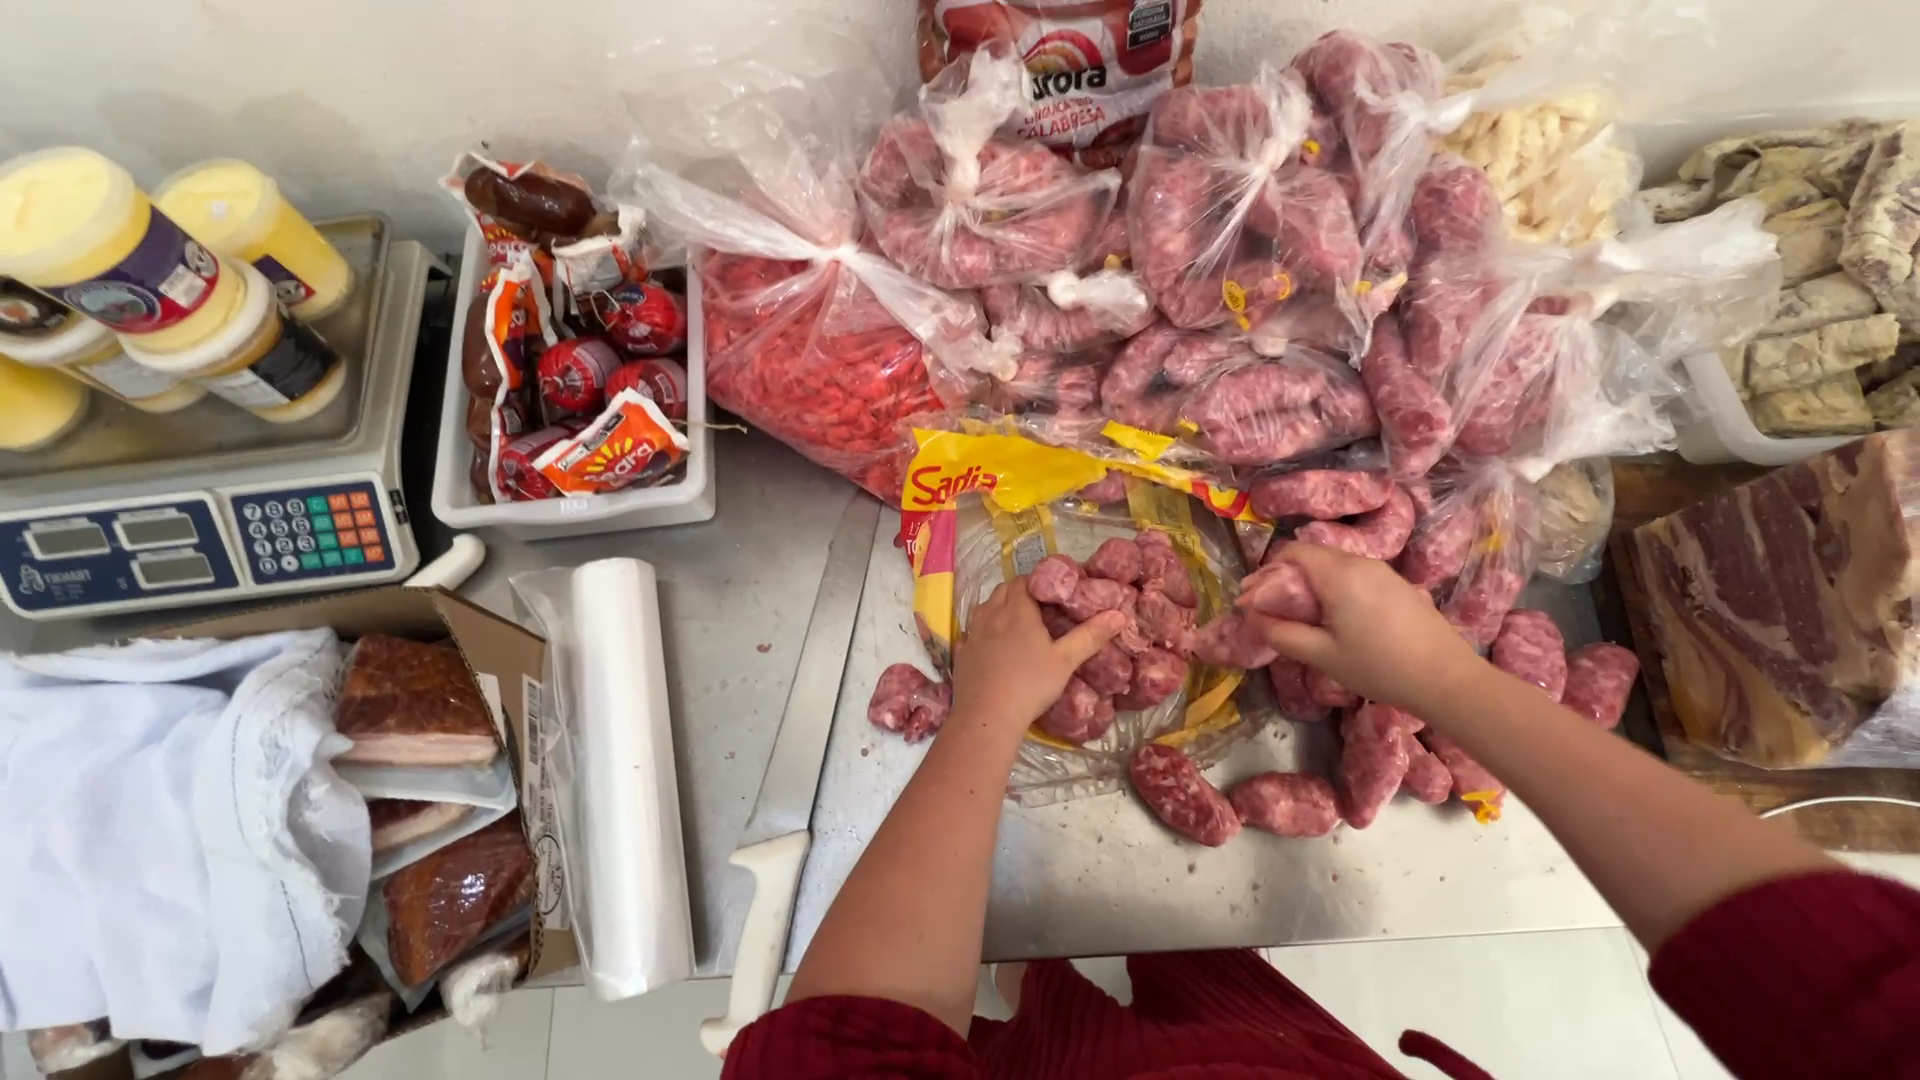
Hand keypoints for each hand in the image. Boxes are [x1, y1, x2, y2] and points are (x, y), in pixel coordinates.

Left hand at [951, 578, 1125, 730]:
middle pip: (1002, 591)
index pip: (1022, 582)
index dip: (1035, 582)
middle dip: (1017, 592)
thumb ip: (1090, 636)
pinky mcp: (961, 654)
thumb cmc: (1030, 684)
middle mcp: (992, 616)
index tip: (1049, 591)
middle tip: (1036, 606)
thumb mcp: (1065, 661)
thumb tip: (1118, 614)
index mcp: (1018, 611)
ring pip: (984, 609)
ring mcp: (973, 634)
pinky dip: (981, 632)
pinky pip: (971, 633)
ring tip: (1013, 622)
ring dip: (997, 608)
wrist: (986, 716)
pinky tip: (989, 645)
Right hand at [1246, 542, 1482, 712]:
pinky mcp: (1400, 586)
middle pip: (1314, 556)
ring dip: (1313, 583)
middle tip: (1275, 609)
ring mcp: (1385, 573)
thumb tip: (1252, 617)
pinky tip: (1340, 620)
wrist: (1449, 681)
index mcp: (1339, 574)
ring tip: (1305, 617)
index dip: (1268, 570)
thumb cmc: (1380, 667)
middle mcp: (1362, 563)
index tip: (1257, 598)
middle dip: (1288, 577)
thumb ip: (1281, 634)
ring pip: (1336, 566)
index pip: (1292, 551)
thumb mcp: (1321, 655)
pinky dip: (1337, 589)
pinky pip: (1357, 576)